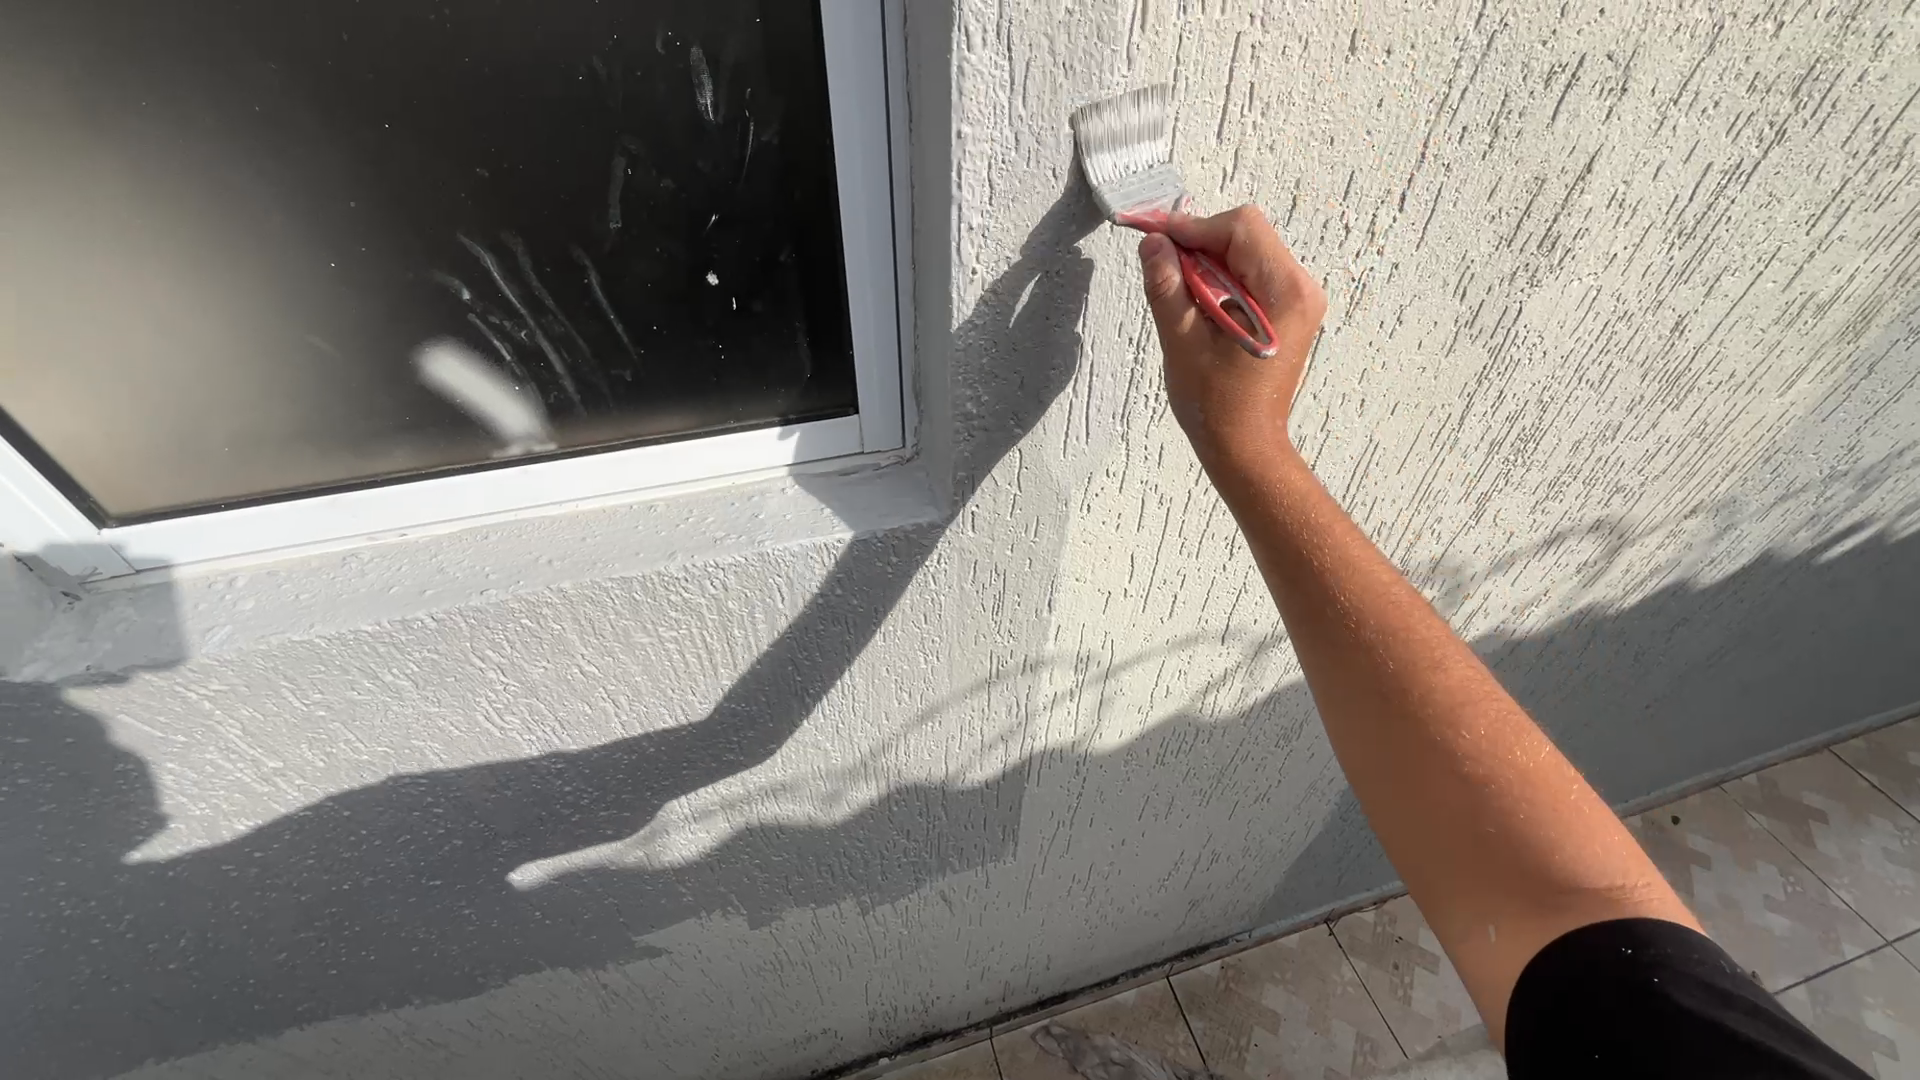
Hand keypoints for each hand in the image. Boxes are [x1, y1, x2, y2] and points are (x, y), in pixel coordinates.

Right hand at [1138, 205, 1325, 469]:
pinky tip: (1197, 304)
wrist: (1244, 445)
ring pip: (1247, 252)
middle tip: (1160, 263)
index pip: (1238, 229)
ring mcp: (1298, 300)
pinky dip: (1220, 278)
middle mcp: (1300, 289)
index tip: (1153, 236)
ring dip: (1207, 261)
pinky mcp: (1288, 311)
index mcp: (1283, 292)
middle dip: (1199, 243)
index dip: (1191, 228)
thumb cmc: (1216, 405)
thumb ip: (1167, 287)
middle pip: (1245, 235)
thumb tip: (1152, 244)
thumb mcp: (1182, 343)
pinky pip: (1252, 274)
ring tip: (1177, 290)